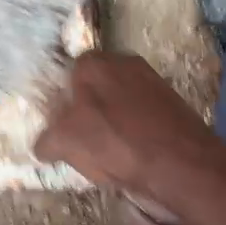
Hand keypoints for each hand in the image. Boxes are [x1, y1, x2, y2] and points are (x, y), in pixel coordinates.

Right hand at [36, 52, 225, 209]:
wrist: (179, 162)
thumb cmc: (114, 143)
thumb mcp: (65, 142)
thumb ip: (49, 138)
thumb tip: (46, 145)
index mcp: (95, 63)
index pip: (69, 75)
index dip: (62, 103)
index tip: (61, 129)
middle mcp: (126, 63)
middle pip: (97, 88)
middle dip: (89, 113)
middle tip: (82, 144)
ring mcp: (154, 82)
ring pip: (121, 104)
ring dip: (113, 125)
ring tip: (109, 156)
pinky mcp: (174, 104)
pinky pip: (143, 118)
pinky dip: (136, 134)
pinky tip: (134, 157)